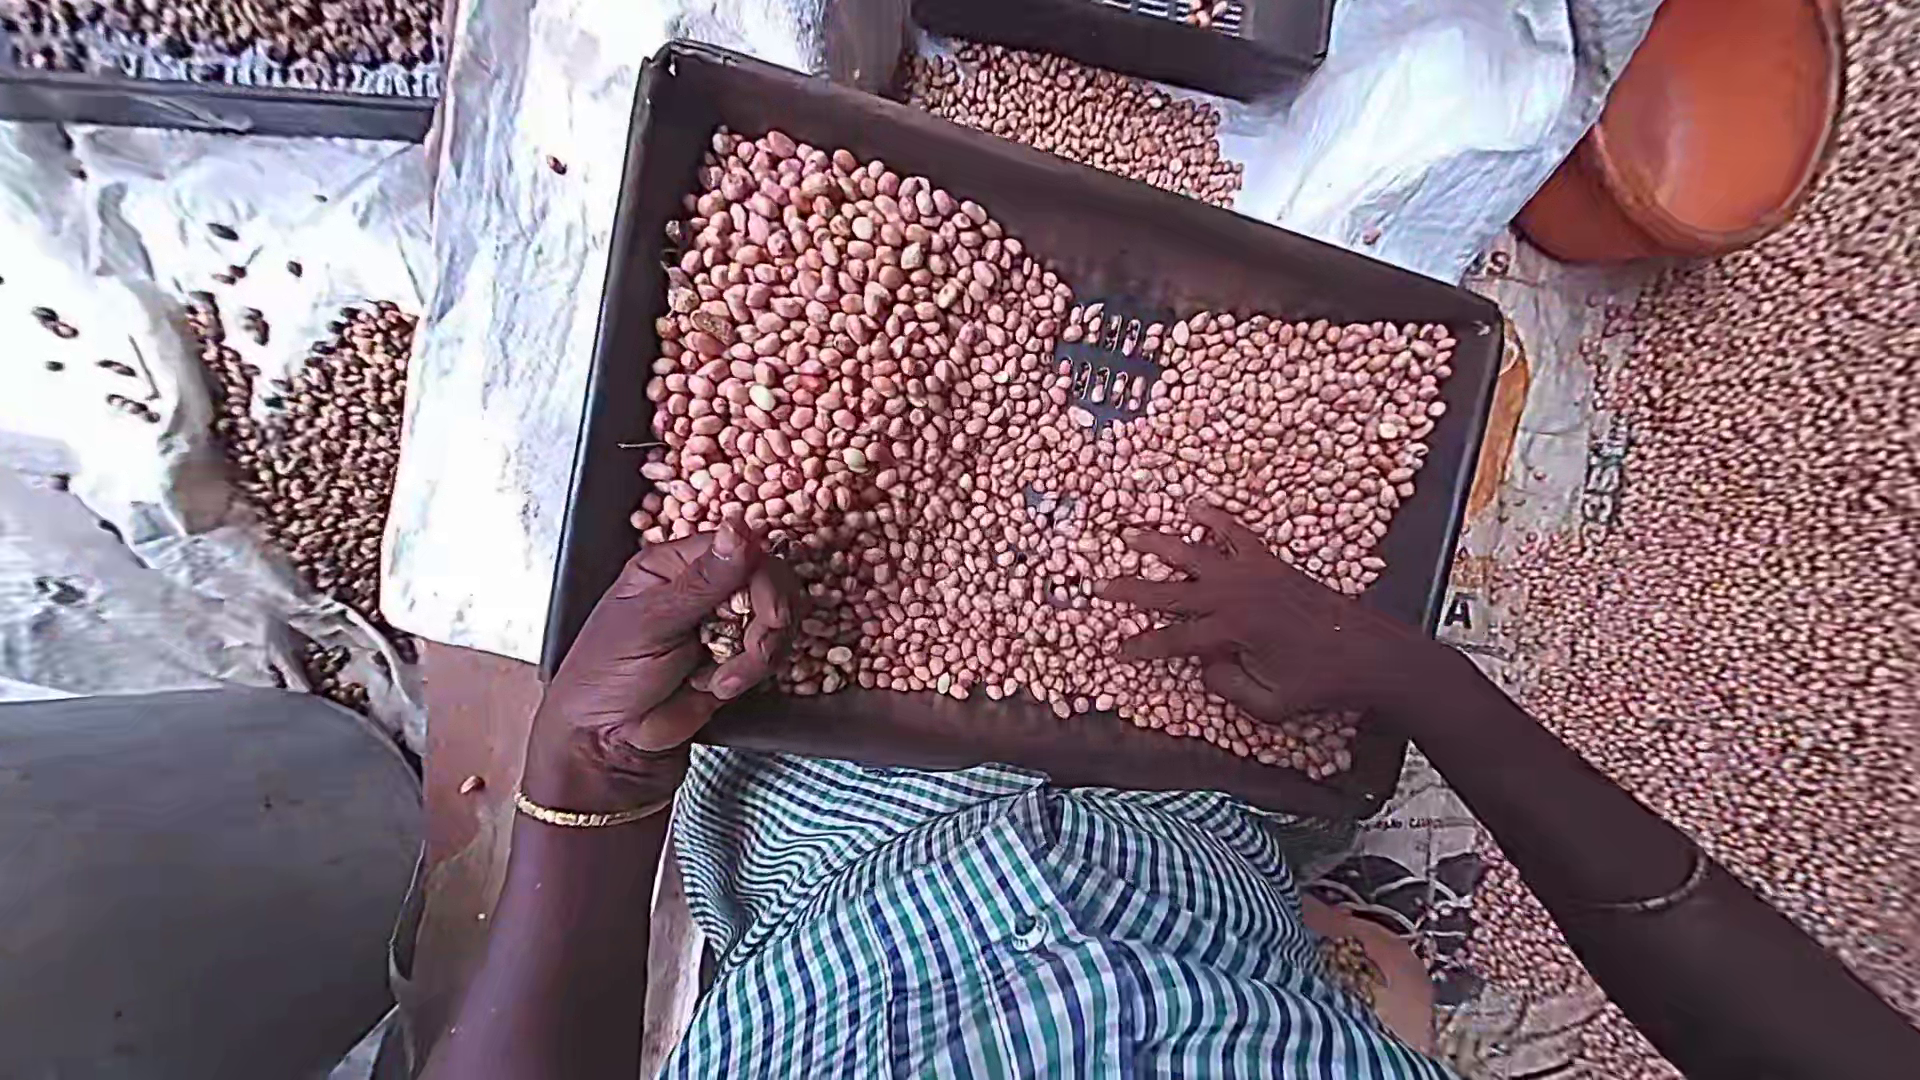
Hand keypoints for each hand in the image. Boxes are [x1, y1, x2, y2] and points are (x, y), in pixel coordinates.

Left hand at [523, 521, 796, 813]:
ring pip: (777, 617)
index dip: (763, 577)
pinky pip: (773, 649)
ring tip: (724, 679)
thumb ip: (704, 579)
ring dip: (761, 651)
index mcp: (675, 565)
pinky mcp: (739, 653)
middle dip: (769, 619)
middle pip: (769, 580)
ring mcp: (725, 620)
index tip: (769, 612)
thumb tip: (740, 529)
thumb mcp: (651, 622)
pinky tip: (720, 686)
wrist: (608, 744)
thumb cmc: (606, 676)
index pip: (741, 549)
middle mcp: (706, 586)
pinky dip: (755, 670)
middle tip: (755, 648)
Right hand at [1097, 500, 1447, 726]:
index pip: (1172, 640)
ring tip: (1130, 534)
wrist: (1372, 653)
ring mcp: (1251, 573)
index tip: (1118, 650)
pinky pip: (1235, 533)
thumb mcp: (1270, 704)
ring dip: (1158, 544)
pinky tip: (1194, 508)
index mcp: (1230, 632)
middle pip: (1169, 591)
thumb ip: (1227, 687)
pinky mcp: (1269, 561)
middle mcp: (1233, 596)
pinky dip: (1214, 519)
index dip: (1140, 646)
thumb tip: (1202, 665)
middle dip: (1131, 590)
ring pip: (1193, 553)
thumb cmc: (1322, 683)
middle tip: (1101, 585)